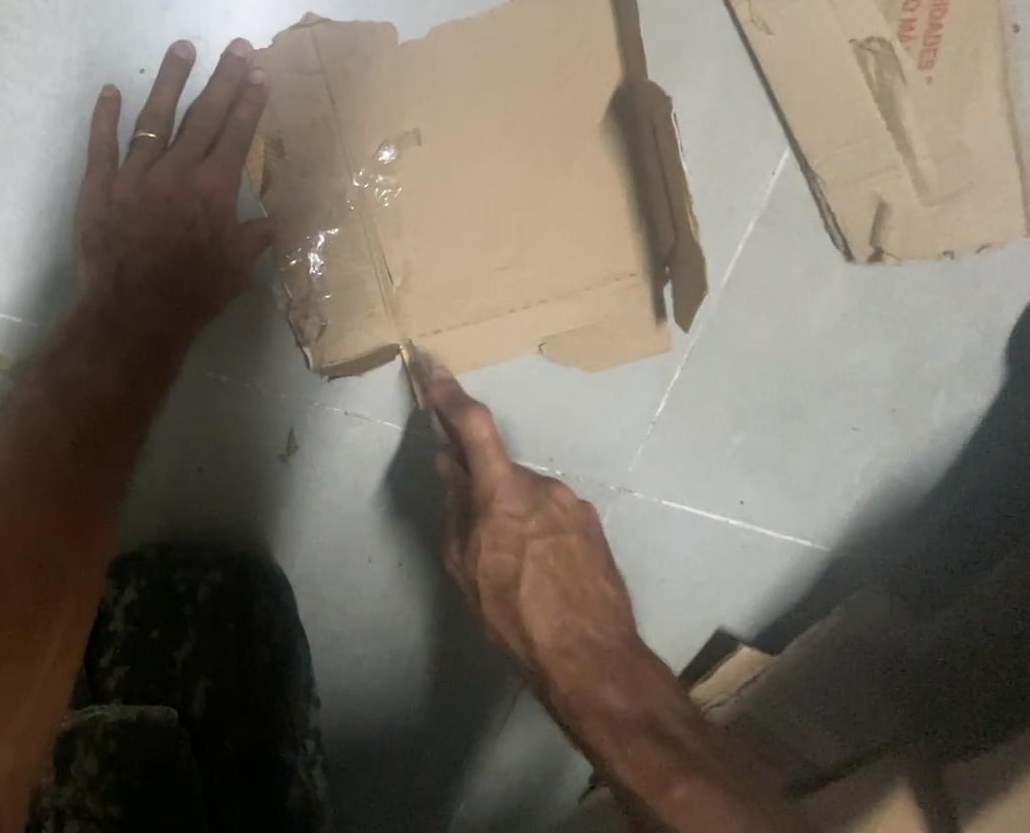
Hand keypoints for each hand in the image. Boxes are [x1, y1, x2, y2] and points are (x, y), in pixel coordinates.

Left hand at [76, 38, 273, 344]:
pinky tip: (109, 90)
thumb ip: (256, 237)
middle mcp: (177, 170)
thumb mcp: (238, 269)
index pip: (237, 133)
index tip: (259, 72)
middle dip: (224, 78)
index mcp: (214, 188)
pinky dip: (104, 116)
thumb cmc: (192, 294)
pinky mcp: (100, 187)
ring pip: (154, 118)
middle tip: (236, 46)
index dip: (250, 101)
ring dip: (170, 81)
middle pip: (204, 115)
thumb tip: (277, 221)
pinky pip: (101, 144)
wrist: (134, 313)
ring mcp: (135, 174)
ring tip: (182, 47)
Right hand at [426, 367, 643, 684]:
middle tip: (471, 527)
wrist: (593, 659)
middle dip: (481, 485)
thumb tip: (450, 465)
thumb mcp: (464, 563)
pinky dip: (535, 527)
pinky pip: (551, 513)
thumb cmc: (513, 613)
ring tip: (509, 562)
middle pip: (499, 469)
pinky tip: (536, 568)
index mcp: (504, 492)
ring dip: (510, 510)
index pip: (473, 427)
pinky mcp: (594, 527)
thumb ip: (457, 507)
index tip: (435, 369)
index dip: (451, 395)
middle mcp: (542, 486)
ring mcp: (573, 506)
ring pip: (526, 493)